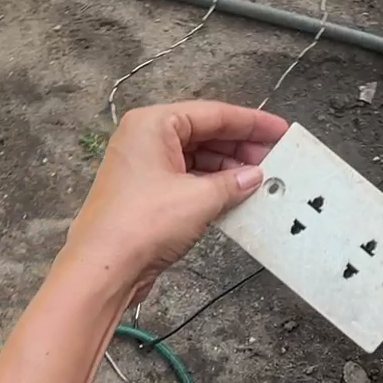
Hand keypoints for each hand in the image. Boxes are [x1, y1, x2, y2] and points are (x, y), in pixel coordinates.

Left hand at [63, 101, 287, 299]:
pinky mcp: (147, 195)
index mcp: (153, 124)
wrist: (103, 268)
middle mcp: (146, 139)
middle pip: (204, 134)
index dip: (251, 122)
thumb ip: (233, 183)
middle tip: (275, 159)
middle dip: (240, 148)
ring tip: (261, 180)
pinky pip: (187, 180)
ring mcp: (145, 168)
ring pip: (197, 158)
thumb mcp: (199, 198)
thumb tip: (255, 177)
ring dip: (228, 169)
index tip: (279, 130)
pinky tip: (237, 196)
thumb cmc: (140, 224)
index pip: (212, 114)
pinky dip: (212, 186)